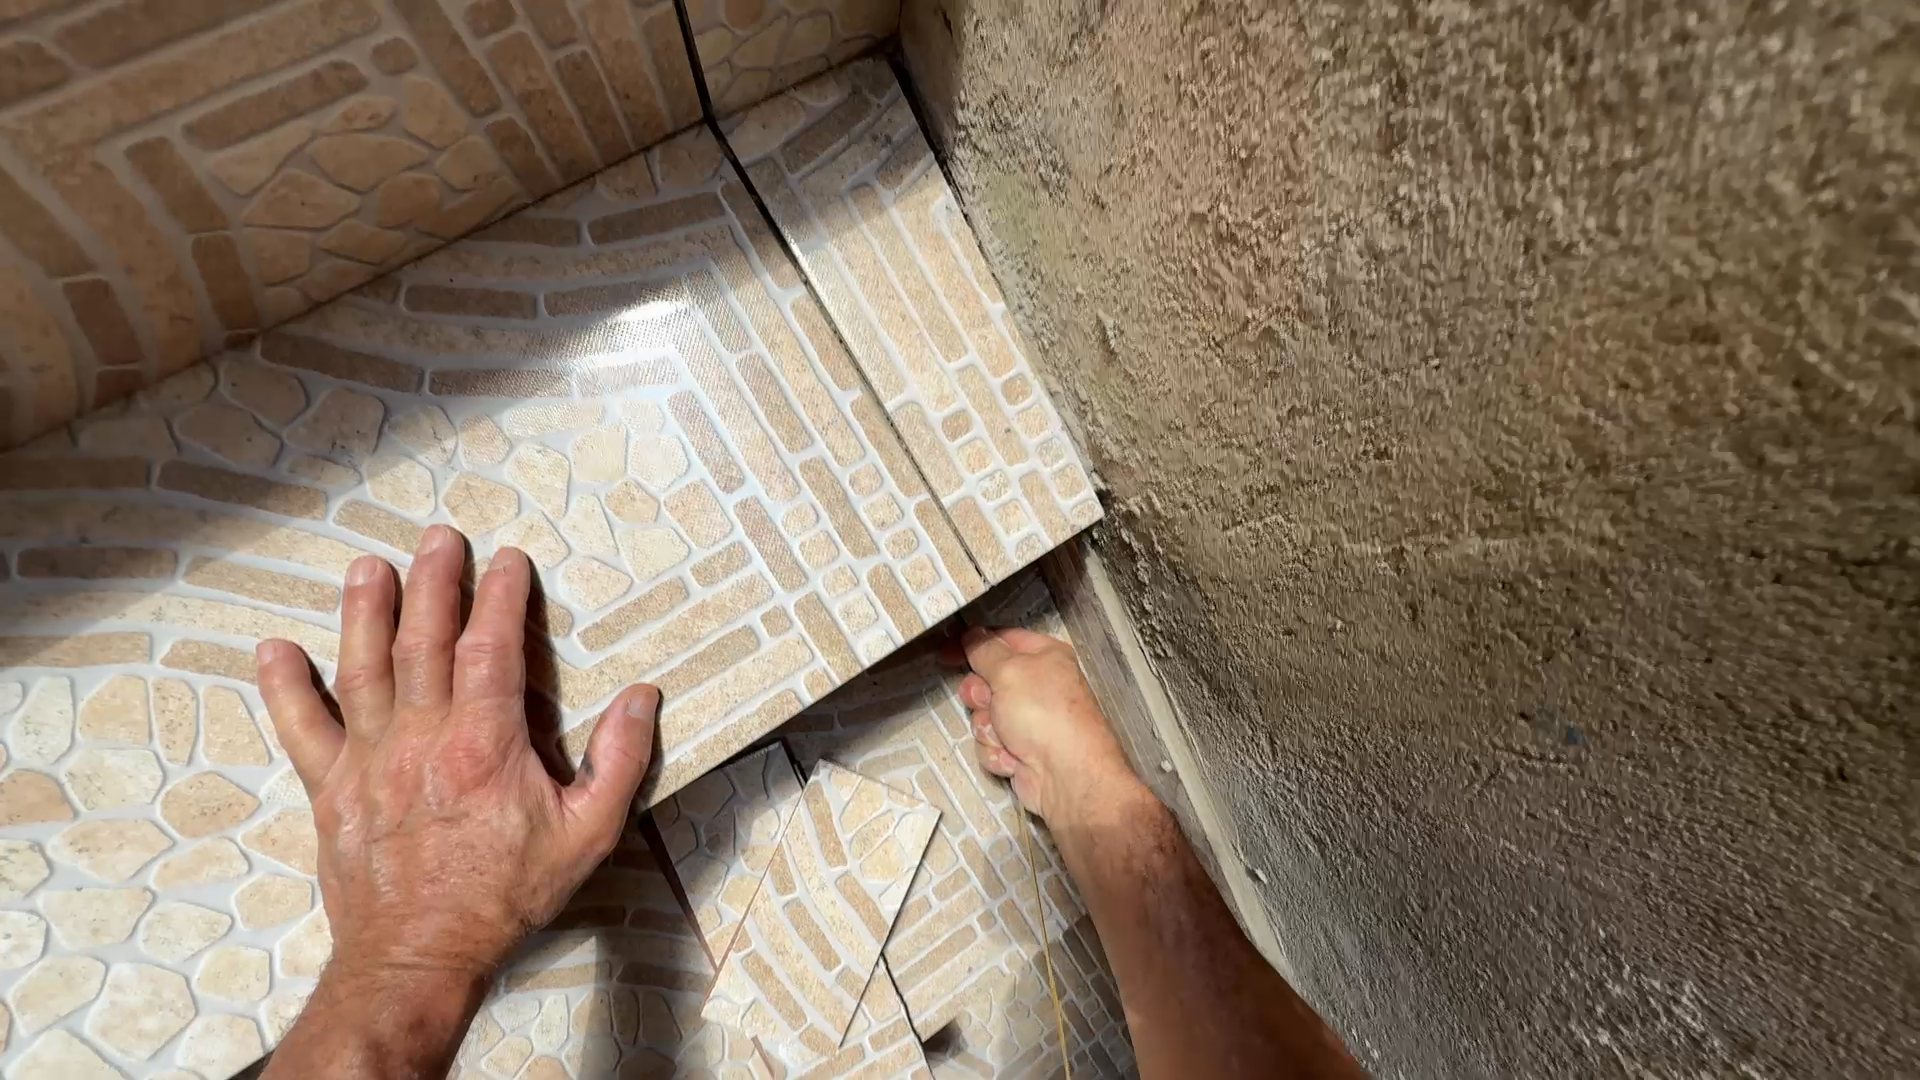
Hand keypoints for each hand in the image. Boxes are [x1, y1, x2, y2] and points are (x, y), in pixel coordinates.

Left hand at [255, 524, 659, 991]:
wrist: (419, 958)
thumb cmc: (509, 891)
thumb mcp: (590, 830)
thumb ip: (621, 759)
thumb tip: (642, 696)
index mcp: (484, 744)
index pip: (490, 649)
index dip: (500, 597)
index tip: (508, 559)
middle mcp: (420, 741)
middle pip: (423, 643)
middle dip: (434, 584)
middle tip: (440, 538)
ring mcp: (367, 763)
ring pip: (362, 671)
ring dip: (366, 613)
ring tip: (370, 567)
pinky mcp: (332, 790)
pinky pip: (301, 730)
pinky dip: (284, 688)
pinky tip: (274, 651)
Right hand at [955, 625, 1139, 823]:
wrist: (1064, 775)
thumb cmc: (1043, 713)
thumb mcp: (1009, 670)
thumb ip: (985, 650)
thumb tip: (972, 634)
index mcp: (1044, 657)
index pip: (1001, 640)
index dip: (973, 645)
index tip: (947, 652)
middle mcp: (1038, 685)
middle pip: (987, 680)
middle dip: (981, 695)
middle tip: (987, 701)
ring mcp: (1028, 720)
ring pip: (984, 715)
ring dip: (988, 727)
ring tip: (1008, 737)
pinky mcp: (1019, 750)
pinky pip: (990, 743)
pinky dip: (997, 751)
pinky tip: (1014, 758)